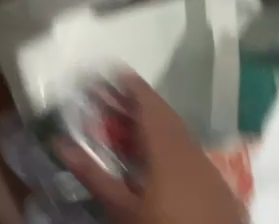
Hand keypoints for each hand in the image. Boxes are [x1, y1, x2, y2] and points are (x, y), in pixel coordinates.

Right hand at [59, 75, 244, 223]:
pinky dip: (169, 143)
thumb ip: (92, 173)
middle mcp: (191, 151)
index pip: (148, 104)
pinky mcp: (220, 189)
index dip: (130, 84)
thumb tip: (58, 142)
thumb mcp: (121, 208)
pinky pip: (190, 152)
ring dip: (152, 122)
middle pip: (164, 115)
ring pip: (178, 133)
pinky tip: (155, 157)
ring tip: (126, 124)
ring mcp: (209, 170)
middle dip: (136, 102)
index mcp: (167, 149)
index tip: (110, 70)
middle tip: (109, 96)